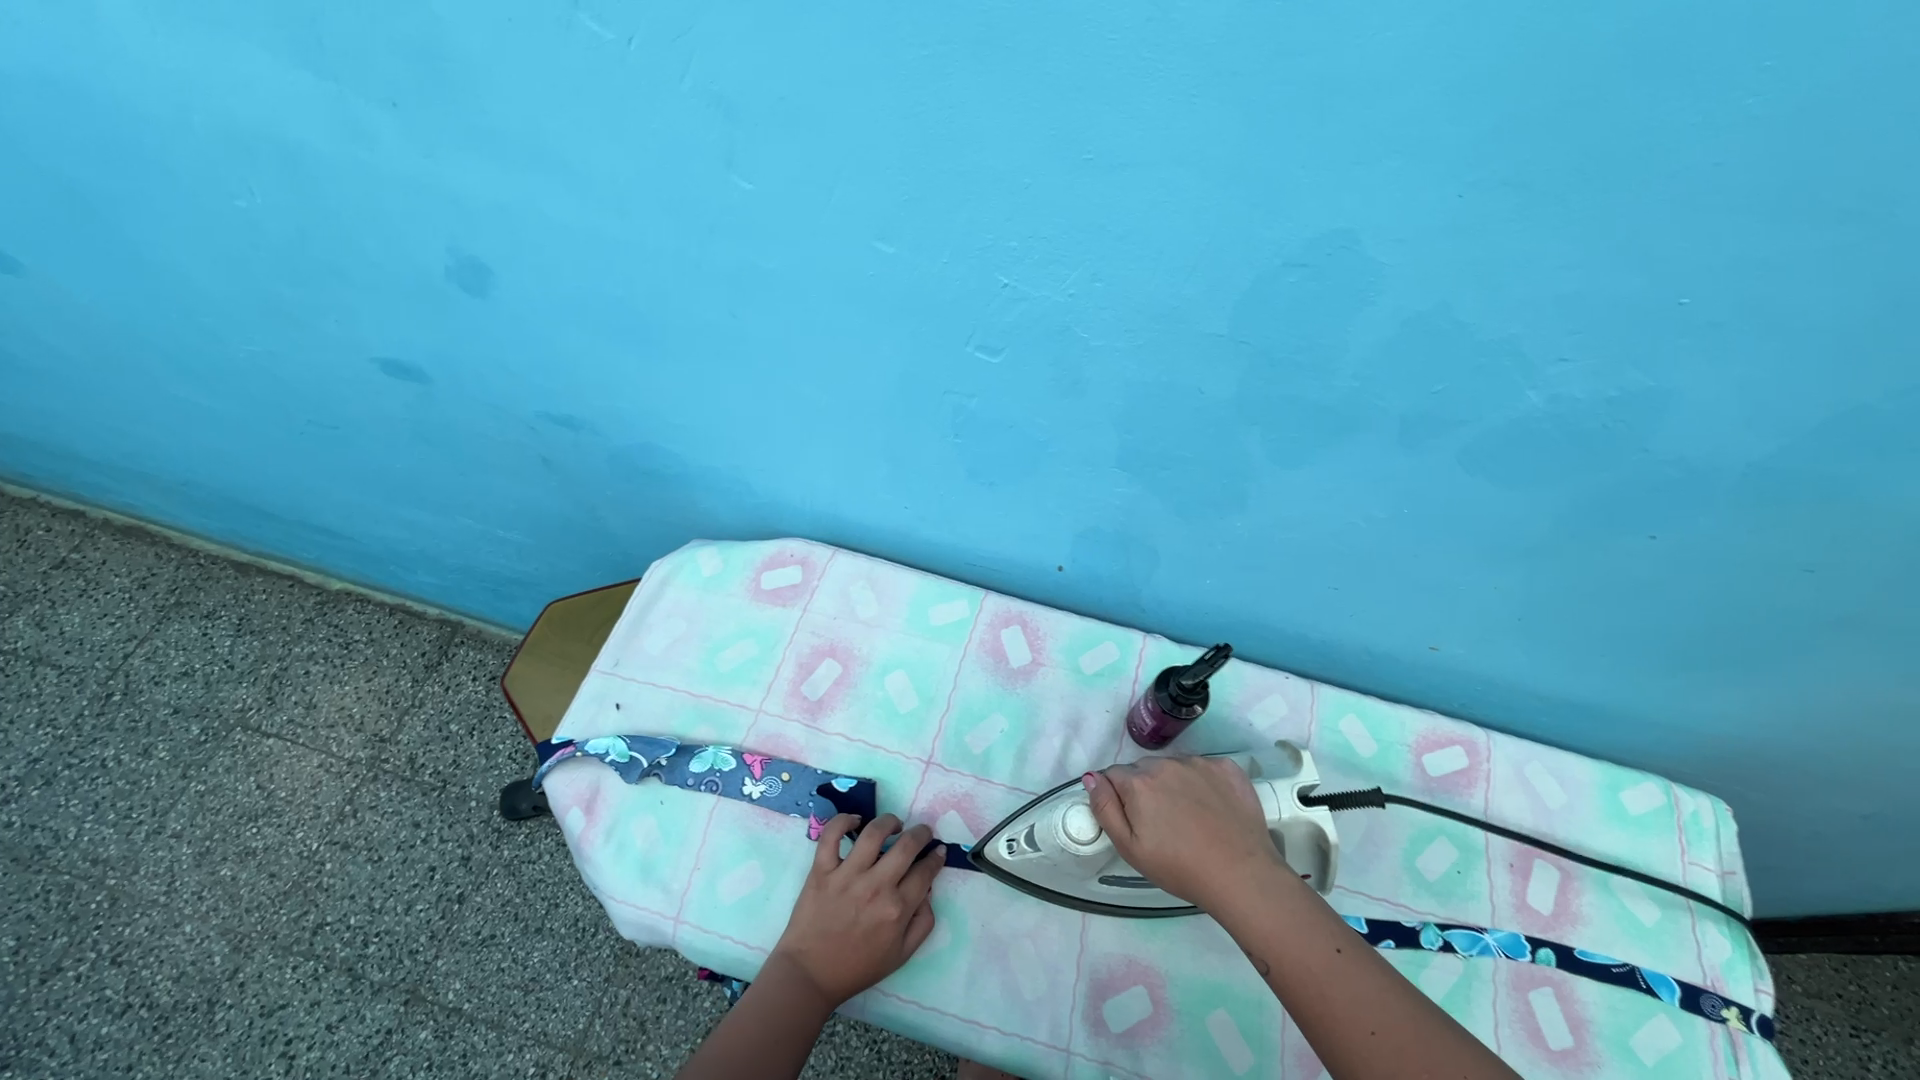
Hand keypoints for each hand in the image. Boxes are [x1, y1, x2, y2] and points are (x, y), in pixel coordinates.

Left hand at [766, 813, 945, 1008]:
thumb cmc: (857, 967)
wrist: (811, 974)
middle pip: (907, 845)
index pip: (925, 871)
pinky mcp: (821, 870)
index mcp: (897, 909)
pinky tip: (855, 821)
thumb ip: (923, 923)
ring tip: (894, 824)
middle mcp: (876, 887)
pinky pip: (831, 835)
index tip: (938, 851)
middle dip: (921, 833)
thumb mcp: (901, 955)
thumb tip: (928, 891)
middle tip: (922, 832)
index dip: (936, 857)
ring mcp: (847, 876)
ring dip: (890, 822)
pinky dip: (843, 821)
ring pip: (874, 832)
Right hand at [1083, 756, 1286, 912]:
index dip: (1118, 797)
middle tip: (1161, 824)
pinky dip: (1202, 782)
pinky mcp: (1227, 768)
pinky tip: (1211, 808)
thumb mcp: (1129, 848)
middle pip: (1144, 769)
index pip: (1113, 775)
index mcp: (1138, 782)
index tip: (1134, 820)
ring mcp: (1199, 763)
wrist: (1241, 874)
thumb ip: (1105, 808)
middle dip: (1145, 789)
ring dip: (1173, 784)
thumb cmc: (1179, 867)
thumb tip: (1091, 778)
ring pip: (1174, 767)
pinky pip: (1204, 768)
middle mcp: (1166, 763)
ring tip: (1188, 818)